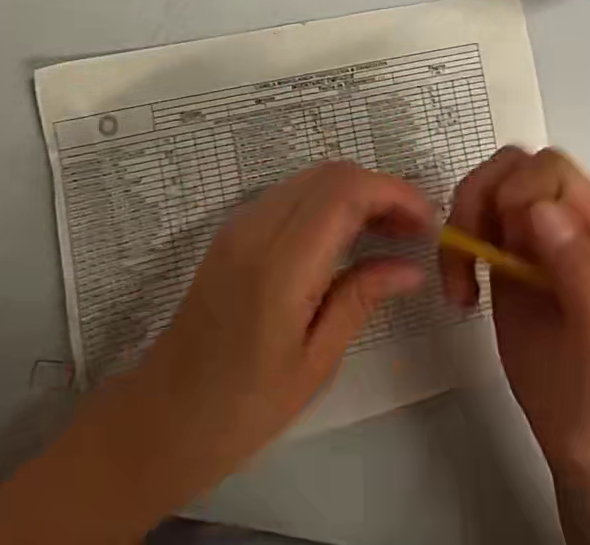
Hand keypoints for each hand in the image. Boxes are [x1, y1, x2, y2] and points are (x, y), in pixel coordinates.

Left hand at [0, 163, 435, 544]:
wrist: (162, 416)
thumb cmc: (243, 404)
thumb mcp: (314, 361)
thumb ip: (361, 298)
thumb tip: (412, 265)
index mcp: (279, 263)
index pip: (344, 191)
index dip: (393, 193)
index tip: (427, 221)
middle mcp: (256, 227)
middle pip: (330, 173)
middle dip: (379, 188)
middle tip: (414, 229)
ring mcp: (240, 224)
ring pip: (311, 178)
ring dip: (355, 192)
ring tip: (390, 233)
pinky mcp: (234, 231)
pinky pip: (292, 194)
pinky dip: (329, 201)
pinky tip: (349, 237)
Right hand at [440, 147, 589, 474]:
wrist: (583, 438)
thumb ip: (586, 276)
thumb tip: (541, 208)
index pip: (557, 173)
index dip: (518, 192)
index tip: (503, 247)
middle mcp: (574, 225)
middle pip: (516, 167)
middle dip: (481, 200)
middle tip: (474, 258)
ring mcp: (540, 237)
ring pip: (489, 185)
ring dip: (462, 222)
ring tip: (460, 282)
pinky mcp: (510, 254)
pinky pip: (474, 220)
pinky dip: (455, 244)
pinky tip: (461, 289)